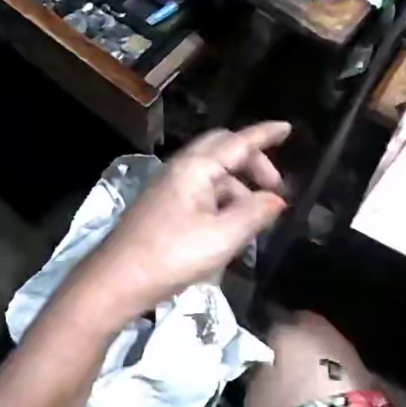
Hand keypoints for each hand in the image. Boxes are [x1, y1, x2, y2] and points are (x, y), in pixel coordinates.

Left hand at [78, 122, 291, 313]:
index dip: (264, 134)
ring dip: (238, 187)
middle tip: (275, 187)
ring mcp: (168, 187)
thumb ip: (254, 213)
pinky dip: (221, 200)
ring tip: (256, 217)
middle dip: (252, 162)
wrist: (118, 279)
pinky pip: (200, 192)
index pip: (237, 142)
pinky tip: (230, 227)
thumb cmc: (172, 255)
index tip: (287, 128)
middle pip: (222, 151)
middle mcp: (180, 169)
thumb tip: (277, 199)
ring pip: (212, 174)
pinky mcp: (162, 206)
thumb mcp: (222, 237)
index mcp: (195, 168)